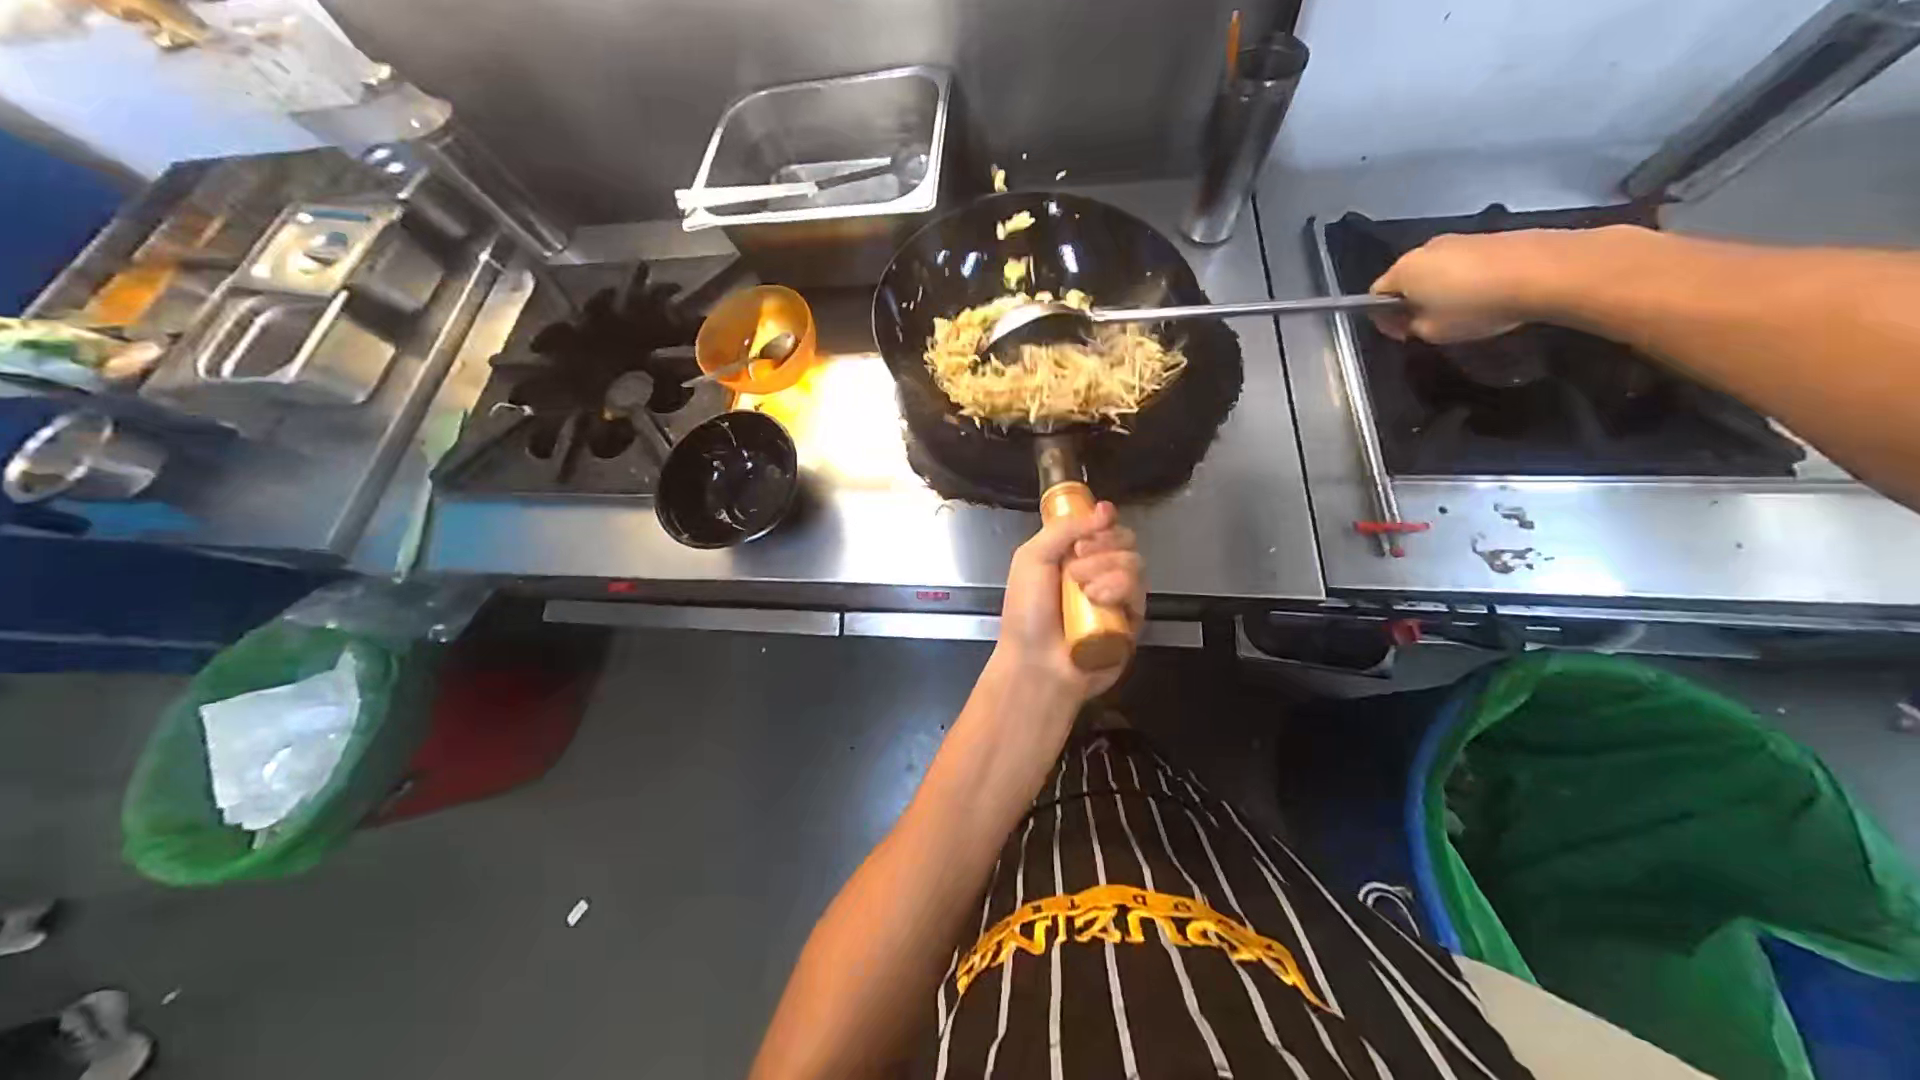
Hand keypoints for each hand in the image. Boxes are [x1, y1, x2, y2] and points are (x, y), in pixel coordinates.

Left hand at [996, 500, 1144, 700]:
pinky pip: (1140, 592)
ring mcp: (1116, 597)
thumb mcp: (1031, 558)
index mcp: (1071, 556)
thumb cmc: (1025, 613)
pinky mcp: (1131, 620)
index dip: (1103, 519)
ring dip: (1107, 568)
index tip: (1099, 519)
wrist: (1036, 663)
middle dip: (1104, 544)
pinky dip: (1119, 590)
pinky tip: (1099, 600)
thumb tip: (1103, 511)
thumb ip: (1063, 528)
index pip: (1101, 526)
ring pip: (1135, 563)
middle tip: (1079, 560)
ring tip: (1084, 588)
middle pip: (1124, 540)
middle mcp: (1097, 573)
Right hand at [1368, 229, 1579, 343]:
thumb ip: (1410, 326)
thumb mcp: (1431, 332)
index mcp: (1403, 270)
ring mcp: (1459, 239)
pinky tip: (1485, 294)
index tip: (1403, 333)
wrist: (1545, 271)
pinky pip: (1463, 263)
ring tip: (1462, 310)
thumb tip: (1410, 319)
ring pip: (1435, 269)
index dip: (1384, 317)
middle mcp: (1425, 249)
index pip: (1376, 295)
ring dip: (1439, 289)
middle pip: (1405, 278)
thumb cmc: (1475, 307)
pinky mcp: (1488, 237)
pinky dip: (1465, 278)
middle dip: (1412, 300)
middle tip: (1430, 324)